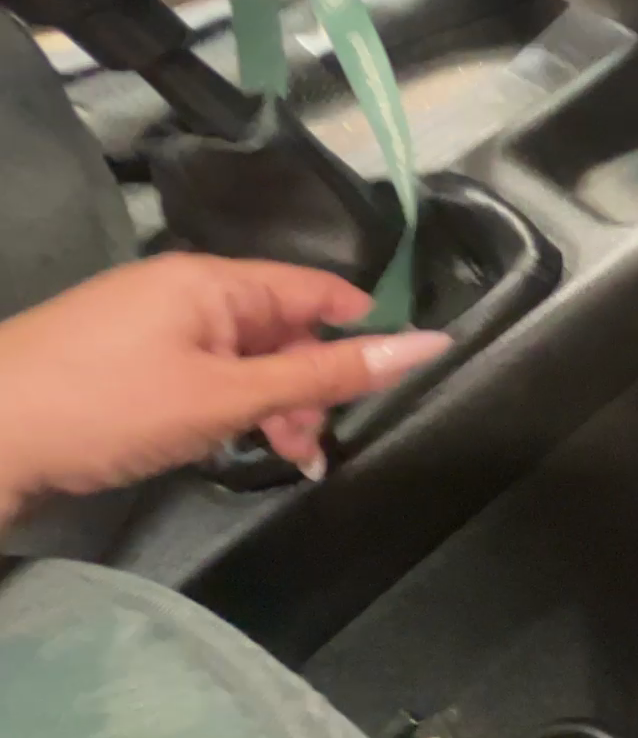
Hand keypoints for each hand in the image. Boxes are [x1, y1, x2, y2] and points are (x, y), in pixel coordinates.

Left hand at [0, 254, 451, 516]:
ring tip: (287, 455)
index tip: (386, 383)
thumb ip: (336, 373)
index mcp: (217, 282)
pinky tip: (243, 444)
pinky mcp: (134, 360)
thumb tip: (432, 344)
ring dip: (283, 406)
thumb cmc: (104, 410)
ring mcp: (159, 327)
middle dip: (316, 386)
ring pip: (256, 359)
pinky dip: (240, 408)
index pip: (325, 292)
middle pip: (292, 332)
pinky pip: (216, 373)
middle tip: (317, 441)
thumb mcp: (234, 396)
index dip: (365, 332)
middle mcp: (192, 293)